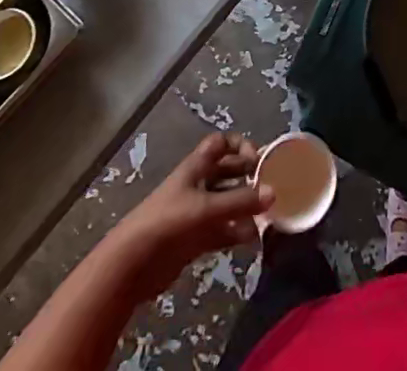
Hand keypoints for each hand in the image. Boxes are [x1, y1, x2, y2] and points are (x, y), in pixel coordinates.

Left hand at [106, 133, 274, 302]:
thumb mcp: (206, 208)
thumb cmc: (168, 222)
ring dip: (246, 206)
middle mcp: (197, 185)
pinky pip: (224, 229)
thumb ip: (240, 201)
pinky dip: (238, 231)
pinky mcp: (197, 238)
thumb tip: (274, 193)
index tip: (258, 160)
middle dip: (248, 176)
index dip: (240, 146)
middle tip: (271, 186)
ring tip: (268, 214)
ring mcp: (197, 213)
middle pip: (227, 172)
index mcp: (195, 168)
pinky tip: (254, 238)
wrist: (132, 264)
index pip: (220, 144)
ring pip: (228, 202)